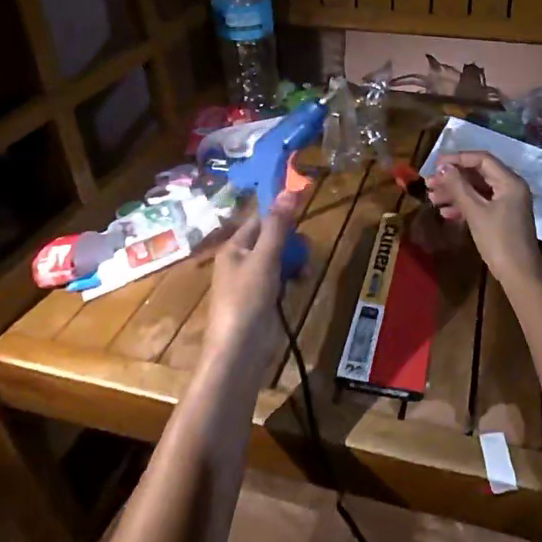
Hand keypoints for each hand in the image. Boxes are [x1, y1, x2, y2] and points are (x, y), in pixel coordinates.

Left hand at [204, 190, 303, 359]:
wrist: (239, 351)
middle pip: (271, 238)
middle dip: (291, 241)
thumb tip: (289, 190)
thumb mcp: (264, 259)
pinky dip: (291, 277)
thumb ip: (278, 226)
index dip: (280, 213)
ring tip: (305, 271)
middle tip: (306, 250)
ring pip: (278, 259)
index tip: (305, 208)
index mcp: (234, 246)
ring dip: (294, 260)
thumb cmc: (247, 299)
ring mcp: (252, 281)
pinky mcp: (263, 299)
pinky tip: (301, 283)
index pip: (259, 219)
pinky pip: (280, 278)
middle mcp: (241, 260)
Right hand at [427, 151, 541, 284]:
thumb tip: (443, 167)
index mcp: (510, 182)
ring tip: (432, 198)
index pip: (481, 159)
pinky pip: (480, 203)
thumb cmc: (498, 240)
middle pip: (478, 174)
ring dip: (454, 192)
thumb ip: (458, 186)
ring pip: (477, 190)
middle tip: (429, 183)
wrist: (519, 275)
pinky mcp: (502, 217)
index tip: (435, 164)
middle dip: (452, 178)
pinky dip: (463, 205)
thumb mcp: (475, 211)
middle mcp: (510, 188)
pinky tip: (445, 212)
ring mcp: (507, 203)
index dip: (457, 158)